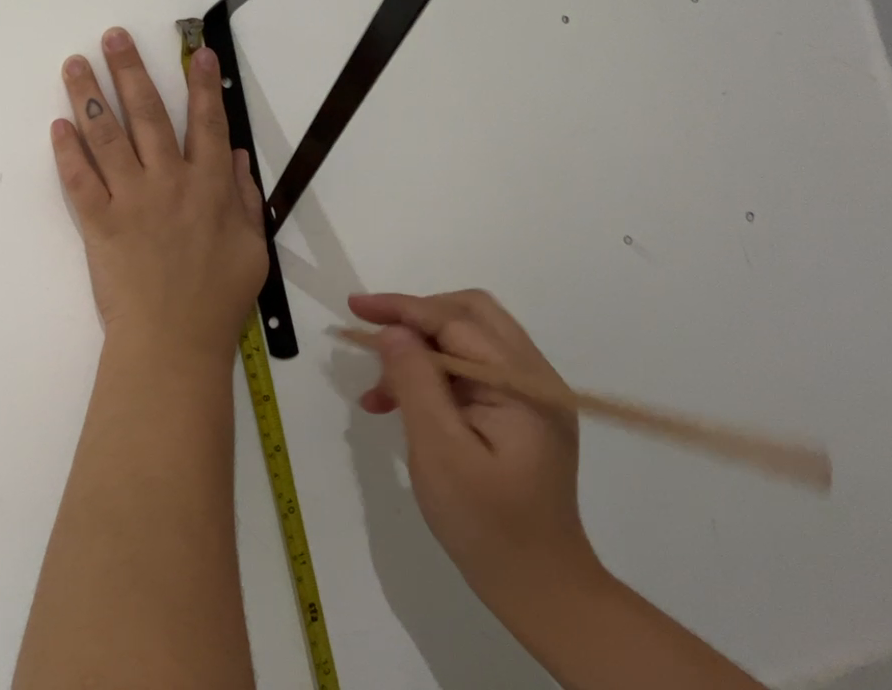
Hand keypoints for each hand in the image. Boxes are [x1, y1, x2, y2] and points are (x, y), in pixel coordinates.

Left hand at [51, 28, 267, 364]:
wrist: (173, 341)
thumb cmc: (217, 301)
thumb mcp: (251, 250)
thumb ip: (246, 199)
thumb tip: (238, 155)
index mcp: (210, 187)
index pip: (207, 123)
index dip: (203, 85)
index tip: (197, 51)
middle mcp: (170, 182)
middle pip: (148, 114)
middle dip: (131, 70)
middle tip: (112, 36)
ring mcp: (131, 199)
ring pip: (108, 136)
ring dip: (89, 96)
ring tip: (74, 64)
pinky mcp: (99, 222)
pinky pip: (79, 179)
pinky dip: (67, 151)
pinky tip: (57, 126)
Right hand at [349, 290, 602, 604]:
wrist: (537, 584)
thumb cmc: (485, 520)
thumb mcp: (438, 449)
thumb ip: (416, 382)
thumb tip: (393, 331)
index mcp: (523, 386)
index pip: (457, 322)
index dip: (402, 309)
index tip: (354, 308)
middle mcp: (535, 380)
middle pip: (472, 317)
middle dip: (415, 317)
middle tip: (368, 332)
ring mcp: (530, 398)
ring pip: (469, 342)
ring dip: (419, 351)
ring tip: (377, 391)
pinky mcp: (519, 416)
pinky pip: (472, 373)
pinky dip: (432, 376)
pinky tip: (398, 406)